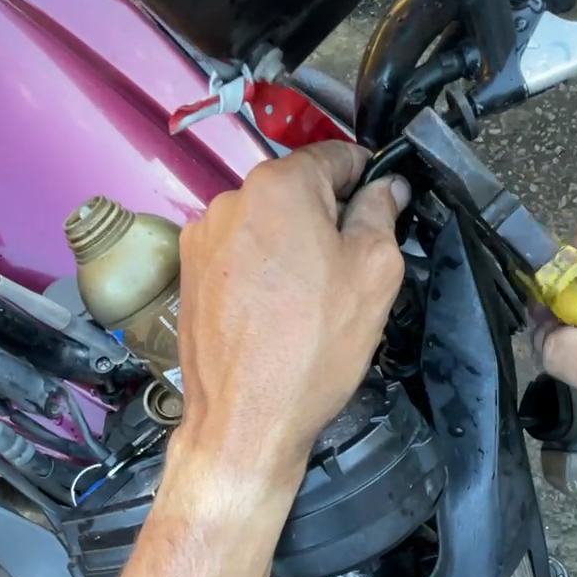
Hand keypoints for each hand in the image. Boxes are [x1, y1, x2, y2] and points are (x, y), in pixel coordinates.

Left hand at [174, 142, 408, 477]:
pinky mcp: (190, 277)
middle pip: (296, 193)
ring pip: (266, 228)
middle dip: (327, 221)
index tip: (380, 200)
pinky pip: (239, 258)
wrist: (245, 421)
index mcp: (278, 187)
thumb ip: (382, 214)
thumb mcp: (374, 273)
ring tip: (310, 303)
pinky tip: (278, 315)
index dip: (366, 176)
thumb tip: (387, 187)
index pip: (334, 155)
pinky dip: (262, 274)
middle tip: (350, 270)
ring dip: (292, 250)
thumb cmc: (308, 352)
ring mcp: (203, 241)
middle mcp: (230, 203)